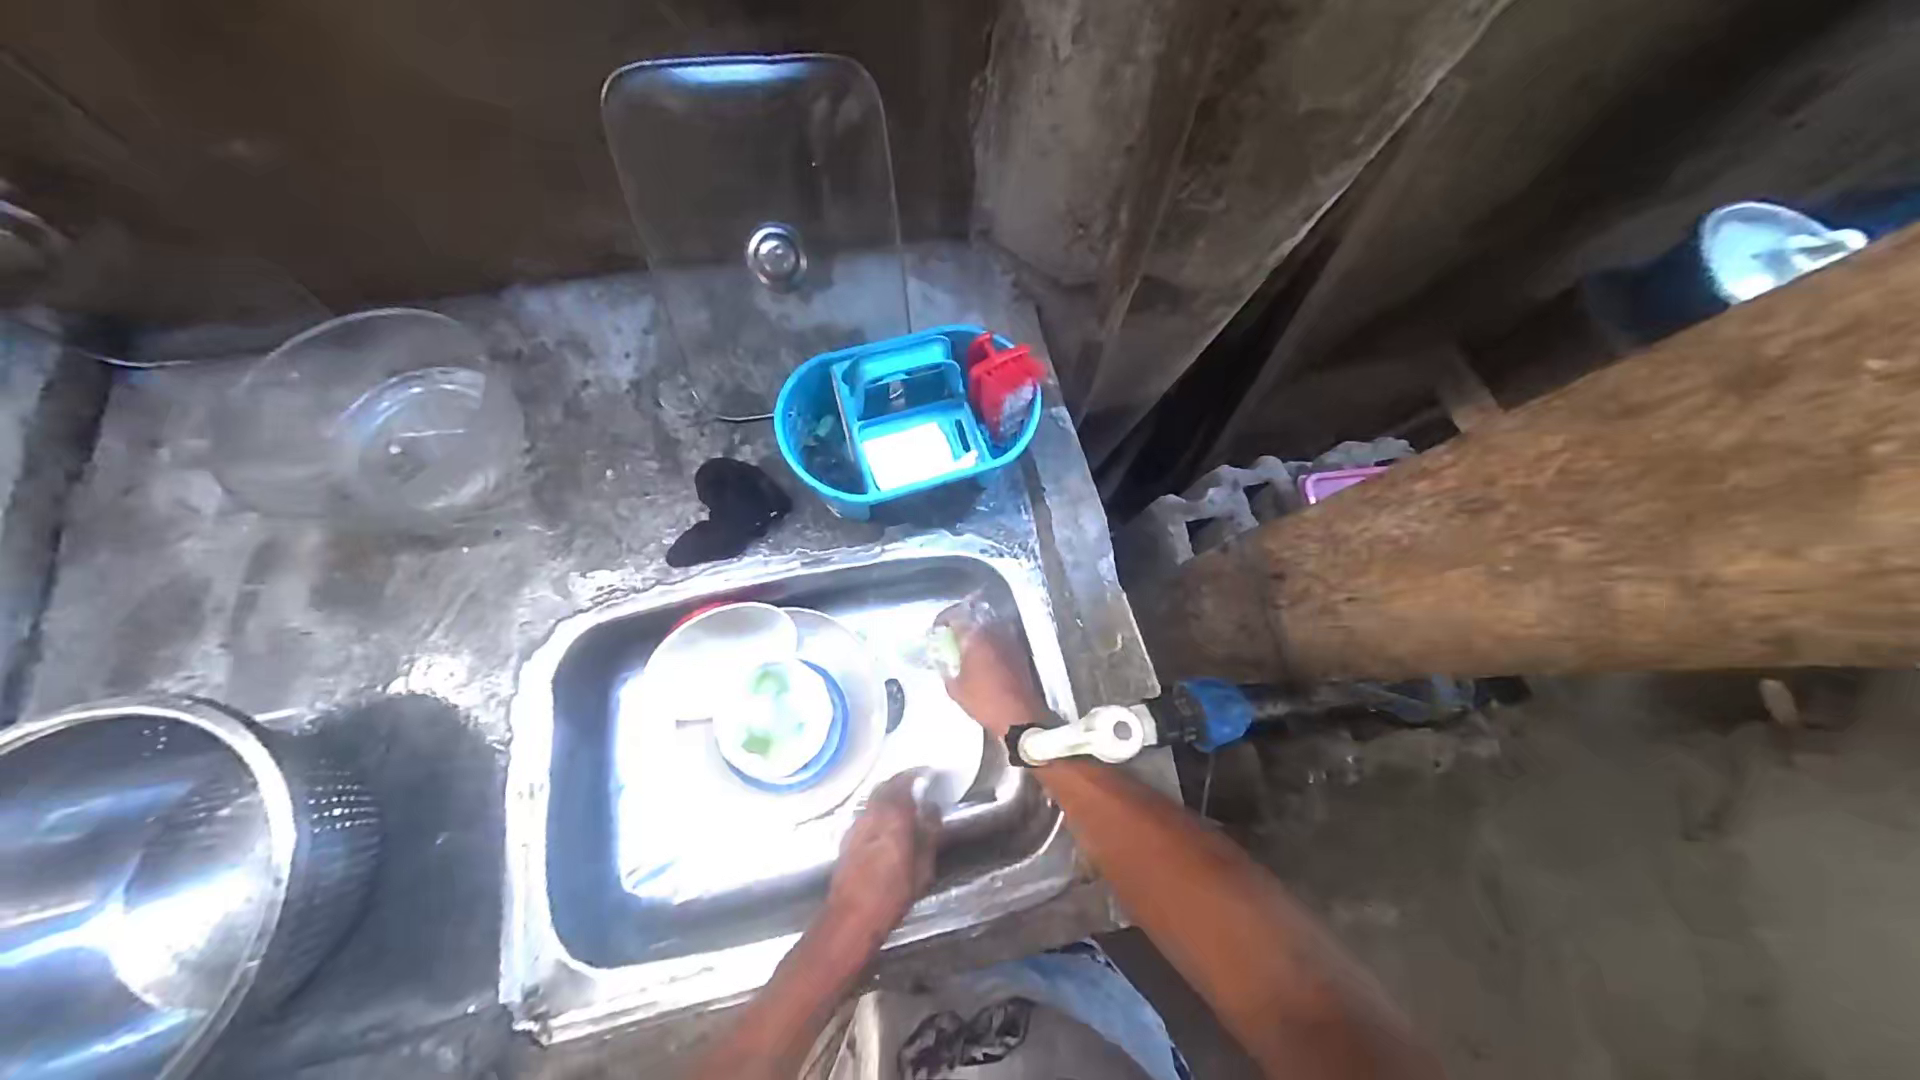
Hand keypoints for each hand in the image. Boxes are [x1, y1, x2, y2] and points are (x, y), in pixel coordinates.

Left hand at [825, 772, 937, 941]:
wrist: (850, 918)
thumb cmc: (891, 894)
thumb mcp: (922, 868)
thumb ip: (929, 834)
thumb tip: (931, 809)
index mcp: (893, 815)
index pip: (904, 781)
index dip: (916, 774)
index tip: (927, 774)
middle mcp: (871, 813)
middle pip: (885, 786)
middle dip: (900, 782)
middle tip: (915, 786)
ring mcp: (855, 824)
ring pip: (872, 798)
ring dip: (887, 795)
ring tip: (902, 804)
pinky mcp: (846, 838)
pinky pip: (865, 813)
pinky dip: (877, 810)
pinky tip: (884, 824)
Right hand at [935, 602, 1050, 736]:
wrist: (1021, 717)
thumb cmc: (984, 702)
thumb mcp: (955, 688)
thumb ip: (946, 667)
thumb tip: (943, 659)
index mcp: (975, 636)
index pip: (955, 615)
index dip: (943, 619)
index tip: (937, 629)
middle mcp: (994, 630)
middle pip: (974, 615)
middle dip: (961, 622)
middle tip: (951, 635)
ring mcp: (1010, 638)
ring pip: (989, 624)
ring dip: (976, 630)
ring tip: (967, 645)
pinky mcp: (1020, 649)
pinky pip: (1000, 636)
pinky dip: (989, 640)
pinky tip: (983, 655)